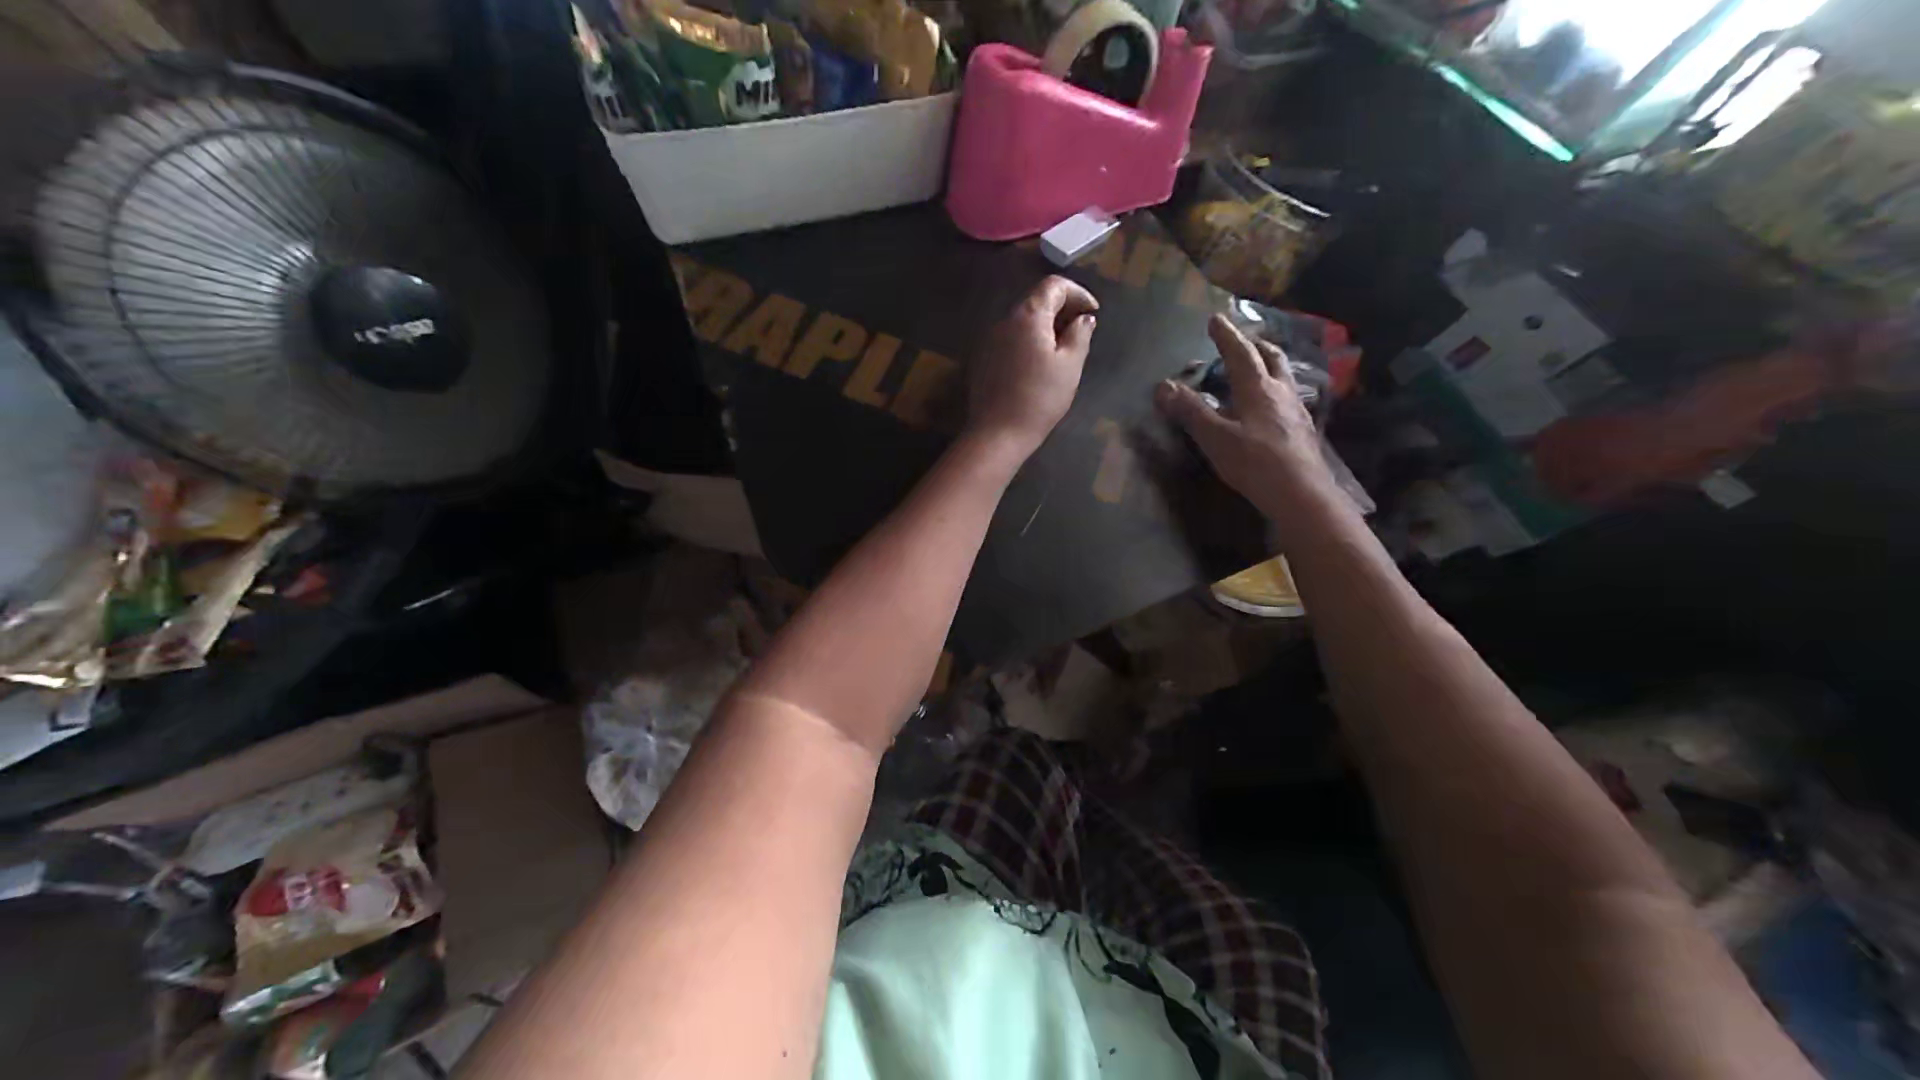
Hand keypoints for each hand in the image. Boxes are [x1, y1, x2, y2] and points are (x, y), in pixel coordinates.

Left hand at [966, 276, 1097, 455]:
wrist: (998, 433)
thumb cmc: (1040, 399)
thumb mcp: (1070, 366)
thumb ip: (1080, 335)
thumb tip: (1084, 319)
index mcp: (1028, 316)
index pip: (1053, 286)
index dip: (1078, 293)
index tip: (1093, 312)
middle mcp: (1005, 320)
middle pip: (1036, 300)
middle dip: (1063, 308)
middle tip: (1083, 329)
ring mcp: (991, 339)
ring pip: (1023, 320)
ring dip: (1046, 325)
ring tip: (1065, 347)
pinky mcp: (985, 358)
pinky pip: (1012, 338)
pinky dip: (1030, 339)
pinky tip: (1041, 362)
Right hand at [1155, 314, 1354, 536]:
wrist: (1302, 495)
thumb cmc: (1256, 464)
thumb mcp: (1215, 439)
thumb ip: (1190, 411)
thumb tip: (1163, 386)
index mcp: (1258, 389)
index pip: (1240, 353)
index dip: (1226, 336)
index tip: (1215, 319)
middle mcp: (1281, 392)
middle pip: (1271, 357)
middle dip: (1254, 345)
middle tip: (1240, 341)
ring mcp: (1296, 411)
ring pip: (1284, 377)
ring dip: (1269, 365)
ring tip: (1257, 369)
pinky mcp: (1302, 431)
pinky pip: (1288, 398)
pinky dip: (1276, 391)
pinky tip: (1270, 407)